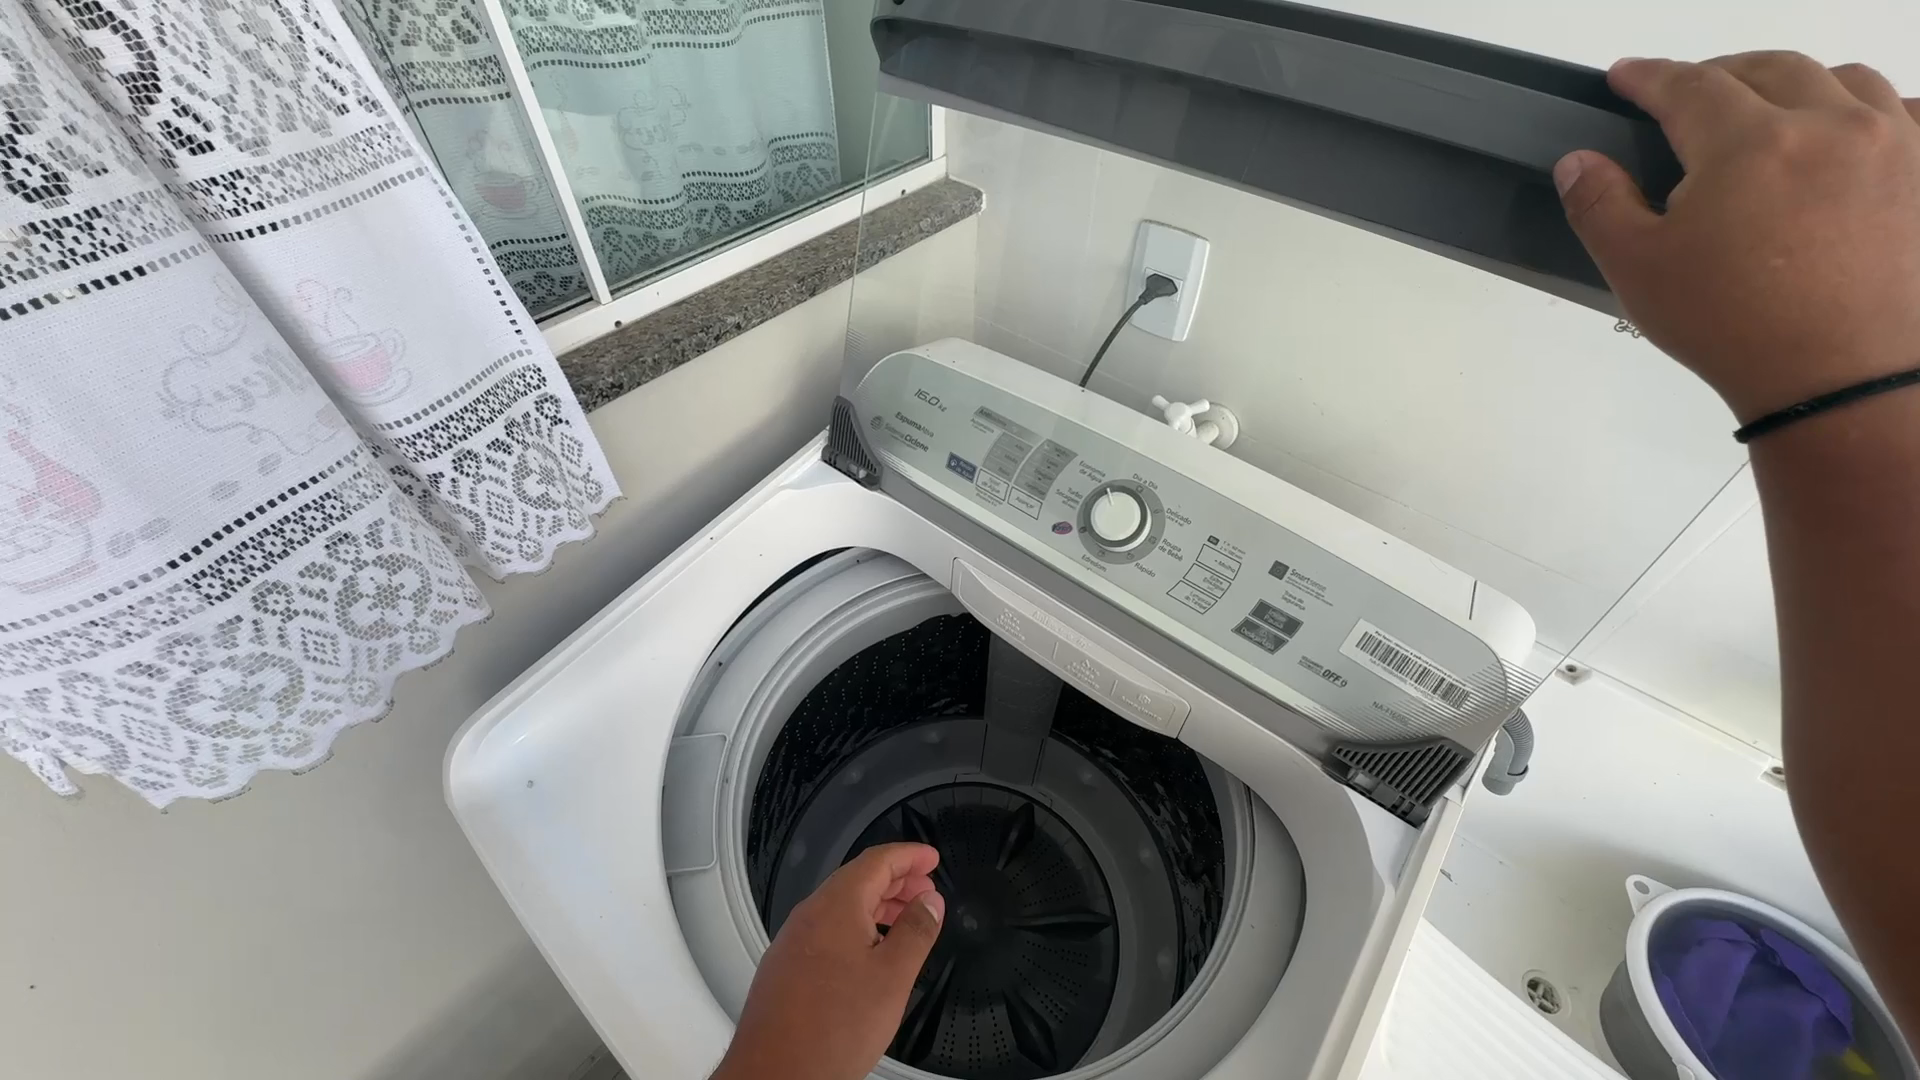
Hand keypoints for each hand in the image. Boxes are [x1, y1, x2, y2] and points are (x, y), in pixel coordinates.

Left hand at [714, 843, 945, 1079]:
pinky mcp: (785, 965)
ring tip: (905, 922)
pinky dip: (855, 926)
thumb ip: (916, 931)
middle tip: (926, 892)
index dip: (909, 856)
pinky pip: (826, 929)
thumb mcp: (893, 977)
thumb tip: (931, 901)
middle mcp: (811, 913)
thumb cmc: (833, 1028)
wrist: (773, 1076)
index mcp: (837, 904)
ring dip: (877, 905)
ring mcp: (793, 939)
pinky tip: (870, 953)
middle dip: (897, 880)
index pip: (878, 860)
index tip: (931, 859)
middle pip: (859, 878)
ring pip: (842, 905)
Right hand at [1554, 54, 1919, 422]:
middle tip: (1681, 92)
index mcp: (1749, 144)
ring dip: (1789, 82)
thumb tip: (1577, 161)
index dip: (1649, 76)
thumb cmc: (1722, 316)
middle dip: (1718, 72)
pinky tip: (1837, 129)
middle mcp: (1830, 123)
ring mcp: (1893, 141)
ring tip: (1756, 110)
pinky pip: (1902, 108)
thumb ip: (1599, 204)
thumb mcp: (1634, 265)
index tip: (1622, 74)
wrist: (1834, 367)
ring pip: (1842, 78)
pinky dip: (1858, 105)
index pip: (1691, 87)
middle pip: (1771, 68)